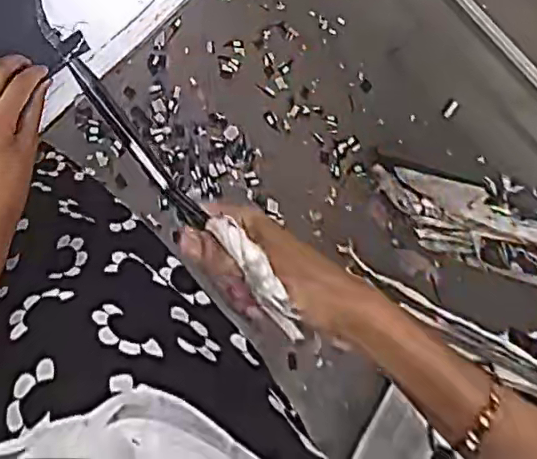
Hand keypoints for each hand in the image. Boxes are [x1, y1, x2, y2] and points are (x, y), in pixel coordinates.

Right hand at [178, 203, 377, 341]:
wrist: (351, 317)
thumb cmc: (312, 288)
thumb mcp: (256, 271)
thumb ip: (218, 254)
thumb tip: (184, 235)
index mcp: (250, 221)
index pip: (207, 218)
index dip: (200, 240)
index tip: (202, 260)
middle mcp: (255, 234)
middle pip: (216, 249)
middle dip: (223, 273)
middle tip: (238, 286)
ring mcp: (263, 258)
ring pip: (230, 272)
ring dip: (238, 291)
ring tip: (256, 301)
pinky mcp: (271, 279)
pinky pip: (246, 288)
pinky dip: (251, 301)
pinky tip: (263, 309)